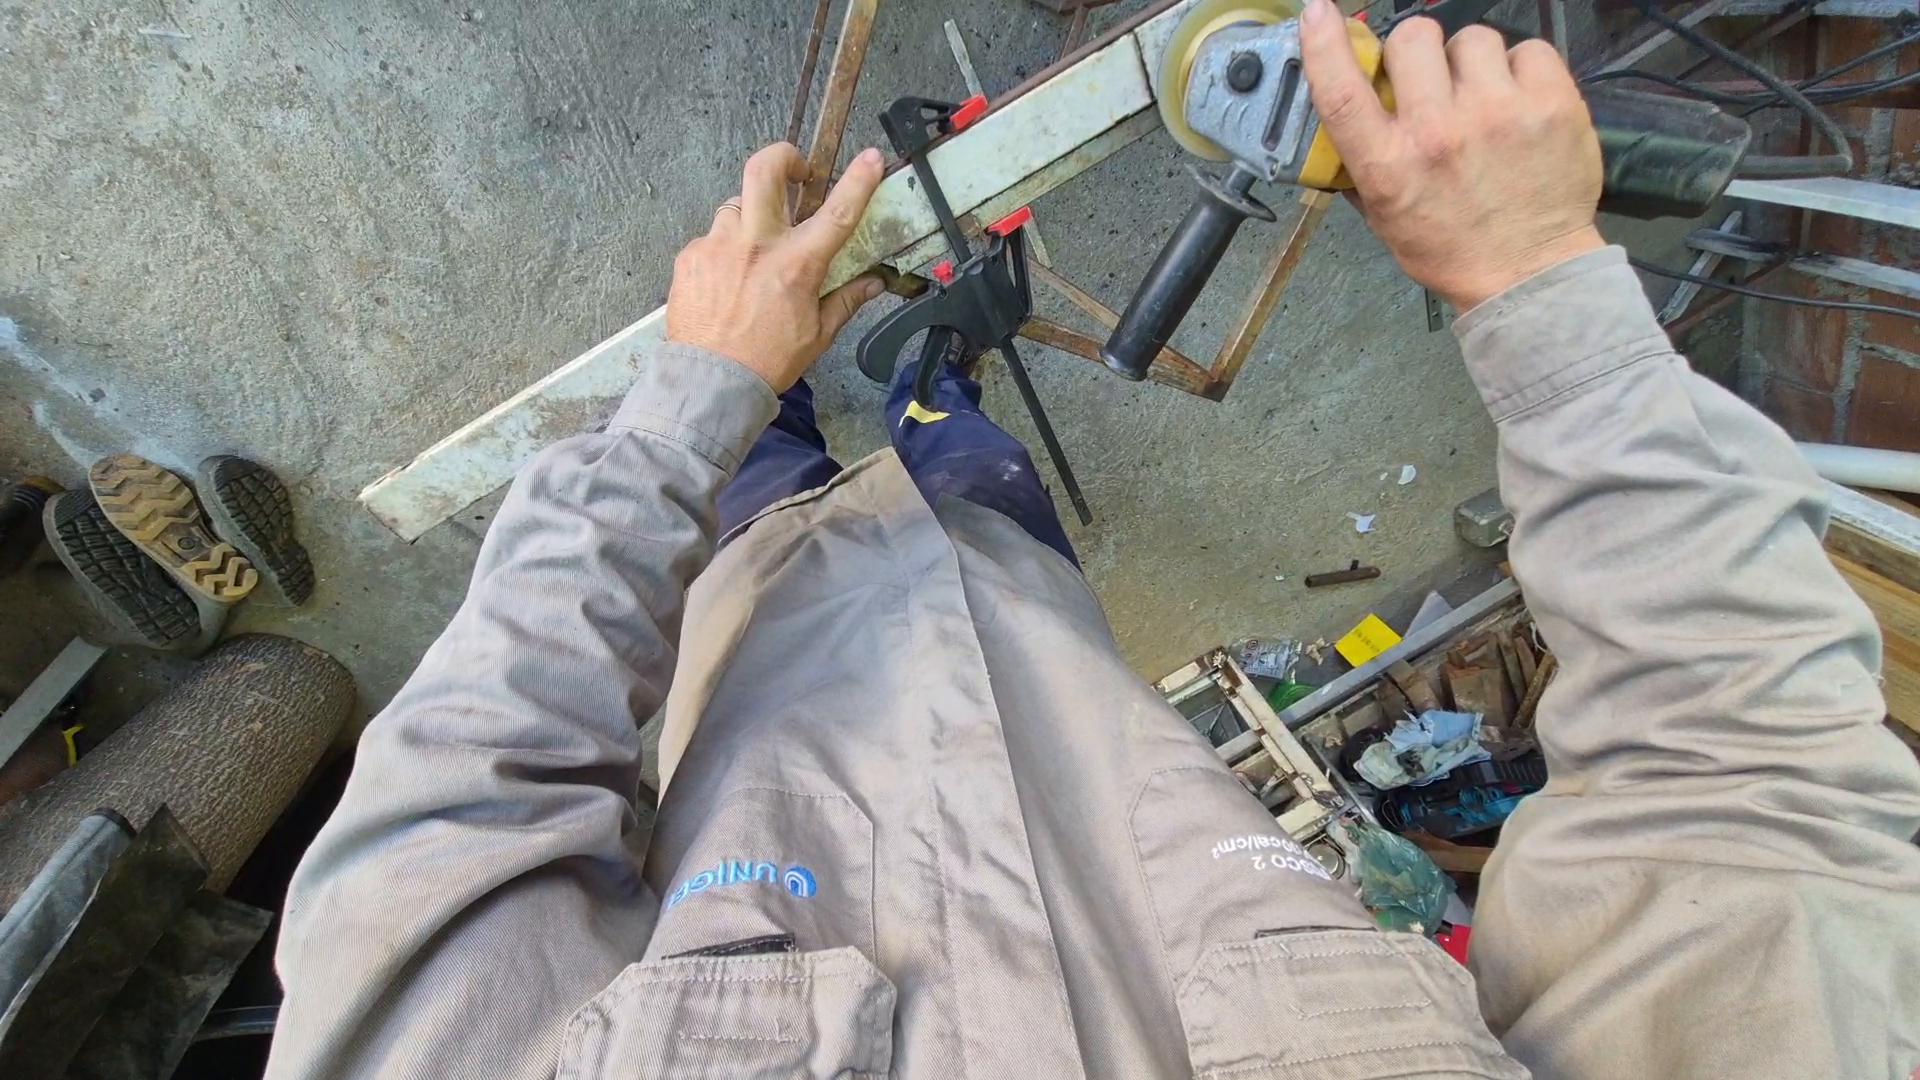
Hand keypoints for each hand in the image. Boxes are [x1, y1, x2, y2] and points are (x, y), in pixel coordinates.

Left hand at [666, 143, 887, 390]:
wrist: (712, 382)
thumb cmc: (767, 361)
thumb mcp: (817, 335)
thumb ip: (846, 300)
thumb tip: (873, 282)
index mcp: (795, 266)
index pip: (836, 214)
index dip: (858, 181)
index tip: (870, 159)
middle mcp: (755, 245)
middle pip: (764, 169)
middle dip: (783, 157)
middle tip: (795, 170)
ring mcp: (718, 246)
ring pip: (736, 206)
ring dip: (750, 217)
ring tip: (755, 251)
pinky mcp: (691, 257)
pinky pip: (713, 238)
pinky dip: (725, 250)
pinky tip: (729, 281)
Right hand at [1298, 0, 1604, 311]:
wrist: (1524, 268)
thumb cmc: (1446, 248)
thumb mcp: (1383, 218)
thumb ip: (1363, 166)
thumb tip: (1346, 122)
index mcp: (1389, 168)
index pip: (1343, 94)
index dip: (1324, 47)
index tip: (1318, 15)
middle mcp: (1438, 132)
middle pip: (1413, 37)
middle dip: (1411, 51)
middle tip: (1421, 78)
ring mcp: (1498, 111)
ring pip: (1471, 37)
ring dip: (1465, 61)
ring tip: (1474, 97)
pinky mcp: (1551, 99)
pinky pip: (1524, 48)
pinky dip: (1513, 69)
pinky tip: (1511, 102)